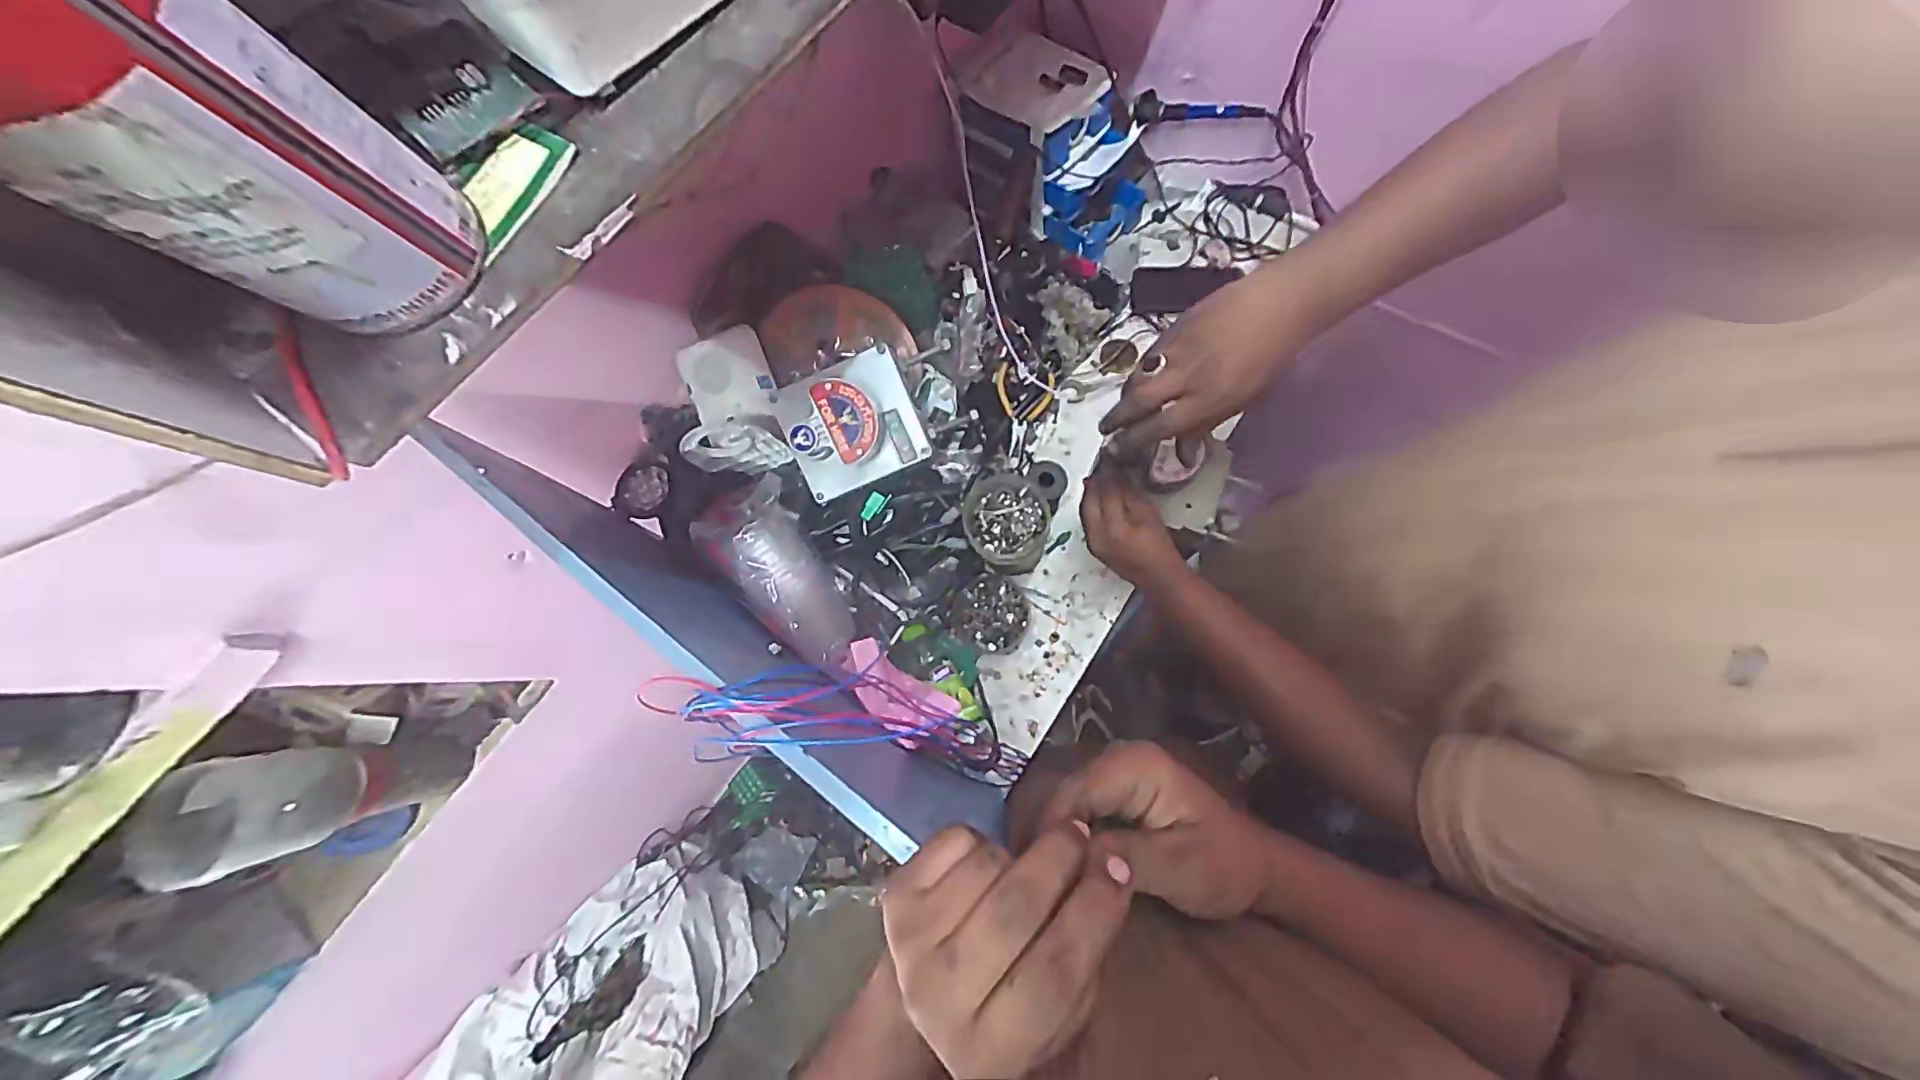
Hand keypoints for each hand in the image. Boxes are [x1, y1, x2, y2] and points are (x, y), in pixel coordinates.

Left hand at [882, 825, 1132, 1078]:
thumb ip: (1089, 943)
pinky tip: (987, 863)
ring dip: (1018, 852)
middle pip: (1012, 913)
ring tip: (1030, 861)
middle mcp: (940, 1000)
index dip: (1095, 911)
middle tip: (1080, 834)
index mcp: (993, 1049)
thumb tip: (1112, 866)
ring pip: (984, 868)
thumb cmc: (1013, 992)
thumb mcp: (1064, 999)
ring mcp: (909, 946)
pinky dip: (980, 839)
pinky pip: (952, 842)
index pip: (1055, 973)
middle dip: (1058, 861)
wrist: (933, 987)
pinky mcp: (895, 898)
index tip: (1120, 866)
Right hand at [1040, 743, 1275, 920]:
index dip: (1052, 834)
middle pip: (1065, 794)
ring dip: (1058, 839)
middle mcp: (1119, 756)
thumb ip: (1126, 856)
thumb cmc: (1224, 866)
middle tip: (1042, 884)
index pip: (1073, 793)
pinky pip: (1080, 810)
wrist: (1255, 868)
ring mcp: (1116, 771)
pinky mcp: (1115, 790)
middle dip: (1051, 837)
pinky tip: (1069, 867)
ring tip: (1051, 879)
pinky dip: (1071, 838)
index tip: (1040, 878)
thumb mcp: (1179, 867)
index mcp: (1135, 765)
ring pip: (1067, 802)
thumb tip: (1074, 854)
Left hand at [1079, 468, 1186, 589]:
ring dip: (1091, 493)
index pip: (1106, 492)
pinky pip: (1087, 520)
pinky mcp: (1093, 545)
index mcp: (1114, 528)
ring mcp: (1092, 542)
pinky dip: (1091, 506)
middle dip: (1095, 481)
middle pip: (1089, 500)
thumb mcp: (1148, 515)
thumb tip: (1118, 475)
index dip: (1108, 474)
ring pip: (1085, 510)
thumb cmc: (1160, 548)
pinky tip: (1098, 497)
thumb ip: (1130, 494)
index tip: (1109, 460)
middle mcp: (1098, 536)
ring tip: (1098, 478)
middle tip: (1100, 466)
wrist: (1157, 576)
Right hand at [1100, 271, 1313, 453]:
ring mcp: (1176, 350)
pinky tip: (1143, 378)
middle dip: (1117, 419)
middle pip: (1138, 403)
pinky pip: (1147, 356)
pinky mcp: (1173, 328)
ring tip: (1123, 407)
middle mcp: (1186, 377)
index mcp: (1207, 400)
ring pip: (1137, 378)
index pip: (1157, 428)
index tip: (1119, 451)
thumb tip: (1182, 453)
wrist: (1277, 303)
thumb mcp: (1240, 400)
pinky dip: (1140, 371)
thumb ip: (1205, 425)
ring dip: (1125, 396)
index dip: (1133, 442)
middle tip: (1106, 430)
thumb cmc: (1268, 358)